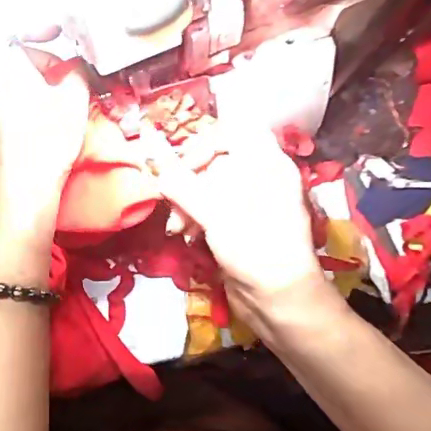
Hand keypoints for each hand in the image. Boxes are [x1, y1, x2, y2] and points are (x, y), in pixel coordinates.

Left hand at [0, 35, 91, 232]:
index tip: (62, 67)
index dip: (48, 54)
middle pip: (8, 66)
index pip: (25, 44)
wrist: (24, 188)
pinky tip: (20, 125)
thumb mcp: (75, 98)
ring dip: (18, 93)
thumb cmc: (50, 140)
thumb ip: (75, 71)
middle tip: (55, 89)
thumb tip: (73, 67)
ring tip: (40, 109)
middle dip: (33, 74)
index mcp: (3, 64)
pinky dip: (4, 112)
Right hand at [136, 117, 323, 310]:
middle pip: (215, 159)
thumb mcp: (216, 214)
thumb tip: (150, 153)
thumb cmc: (257, 250)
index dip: (203, 143)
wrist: (281, 299)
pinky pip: (208, 207)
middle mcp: (260, 177)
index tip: (181, 168)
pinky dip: (192, 217)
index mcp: (267, 164)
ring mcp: (249, 201)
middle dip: (187, 179)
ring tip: (177, 227)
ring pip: (207, 185)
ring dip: (184, 202)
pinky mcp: (238, 223)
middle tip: (172, 200)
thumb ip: (181, 183)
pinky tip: (185, 234)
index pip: (233, 130)